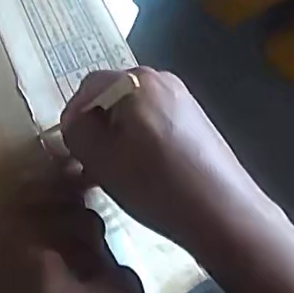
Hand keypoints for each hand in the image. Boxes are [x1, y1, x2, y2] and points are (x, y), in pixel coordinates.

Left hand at [0, 176, 176, 292]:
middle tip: (87, 291)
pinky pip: (49, 187)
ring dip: (84, 238)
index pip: (129, 290)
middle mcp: (51, 260)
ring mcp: (23, 230)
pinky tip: (71, 200)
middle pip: (105, 247)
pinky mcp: (4, 215)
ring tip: (71, 260)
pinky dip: (66, 192)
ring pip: (81, 215)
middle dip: (103, 270)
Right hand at [60, 67, 267, 252]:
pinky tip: (143, 173)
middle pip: (112, 96)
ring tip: (114, 173)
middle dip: (97, 126)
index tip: (69, 148)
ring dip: (118, 136)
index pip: (88, 87)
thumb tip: (75, 122)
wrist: (224, 213)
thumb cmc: (154, 182)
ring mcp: (183, 99)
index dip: (73, 116)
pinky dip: (141, 141)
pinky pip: (156, 122)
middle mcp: (160, 79)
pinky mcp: (198, 121)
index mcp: (134, 80)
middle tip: (89, 162)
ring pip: (134, 112)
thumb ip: (76, 131)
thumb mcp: (99, 158)